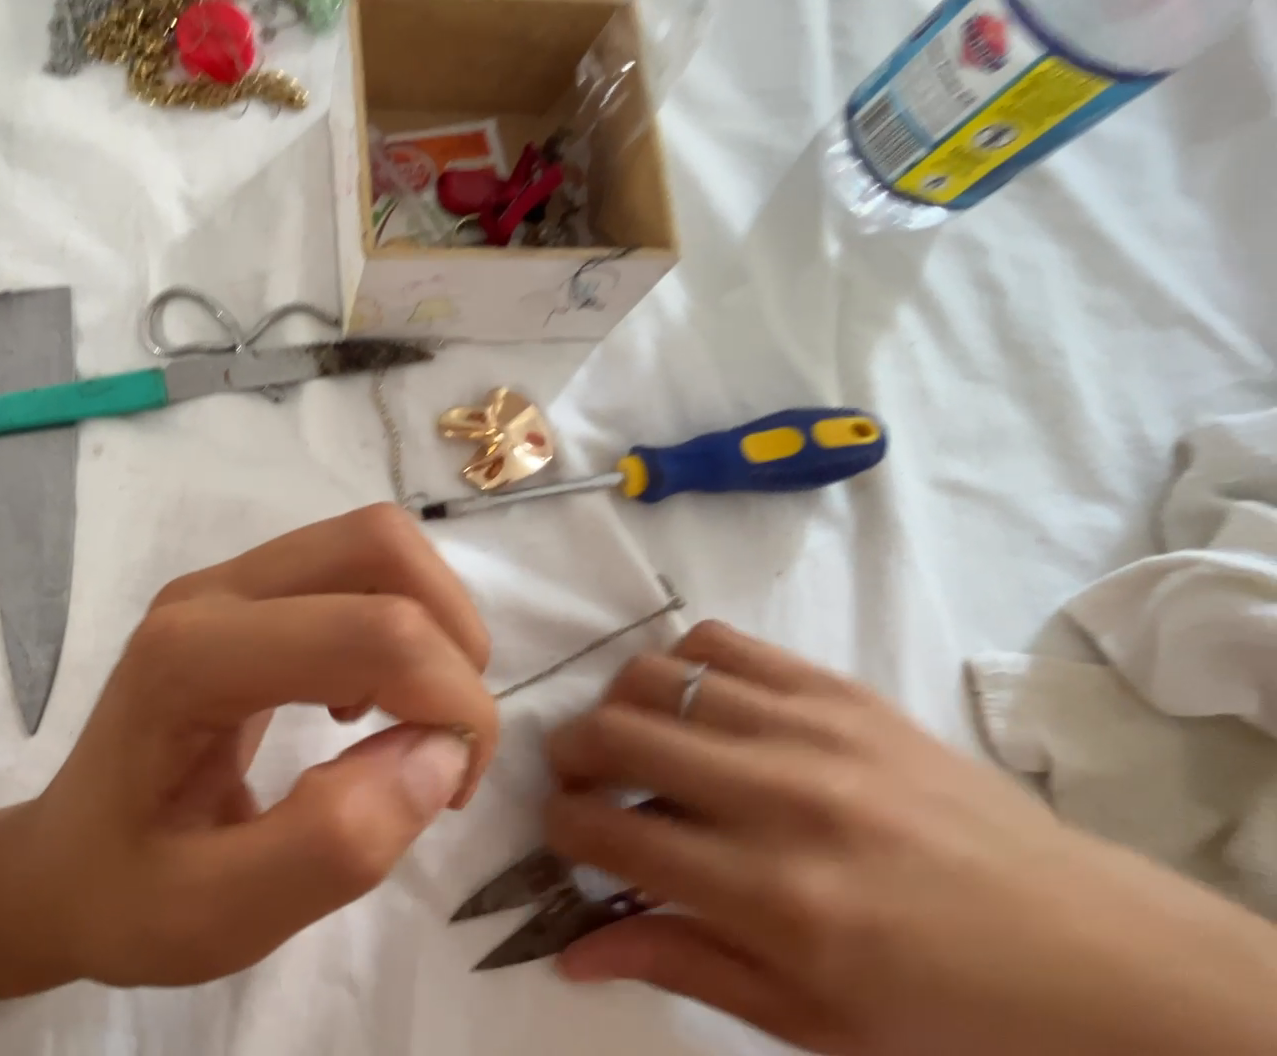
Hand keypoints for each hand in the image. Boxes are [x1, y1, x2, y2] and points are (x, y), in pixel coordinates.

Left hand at [15, 504, 498, 986]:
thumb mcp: (219, 917)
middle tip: (444, 742)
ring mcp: (223, 581)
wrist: (58, 862)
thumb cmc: (126, 894)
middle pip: (379, 546)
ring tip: (406, 721)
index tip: (453, 787)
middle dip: (452, 639)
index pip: (370, 630)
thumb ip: (333, 845)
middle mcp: (209, 592)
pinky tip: (363, 703)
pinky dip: (398, 620)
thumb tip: (440, 754)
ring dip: (430, 625)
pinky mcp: (240, 593)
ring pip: (373, 545)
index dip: (450, 701)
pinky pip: (351, 569)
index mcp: (192, 659)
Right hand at [544, 622, 1276, 1055]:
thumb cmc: (943, 1009)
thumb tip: (568, 952)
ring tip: (631, 741)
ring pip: (651, 674)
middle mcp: (780, 796)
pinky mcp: (841, 689)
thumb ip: (677, 965)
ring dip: (614, 707)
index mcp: (772, 898)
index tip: (566, 835)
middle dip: (568, 757)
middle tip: (580, 782)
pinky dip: (679, 664)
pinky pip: (718, 641)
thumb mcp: (805, 1017)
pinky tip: (692, 705)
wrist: (1095, 955)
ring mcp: (812, 728)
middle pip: (612, 734)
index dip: (562, 829)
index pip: (605, 833)